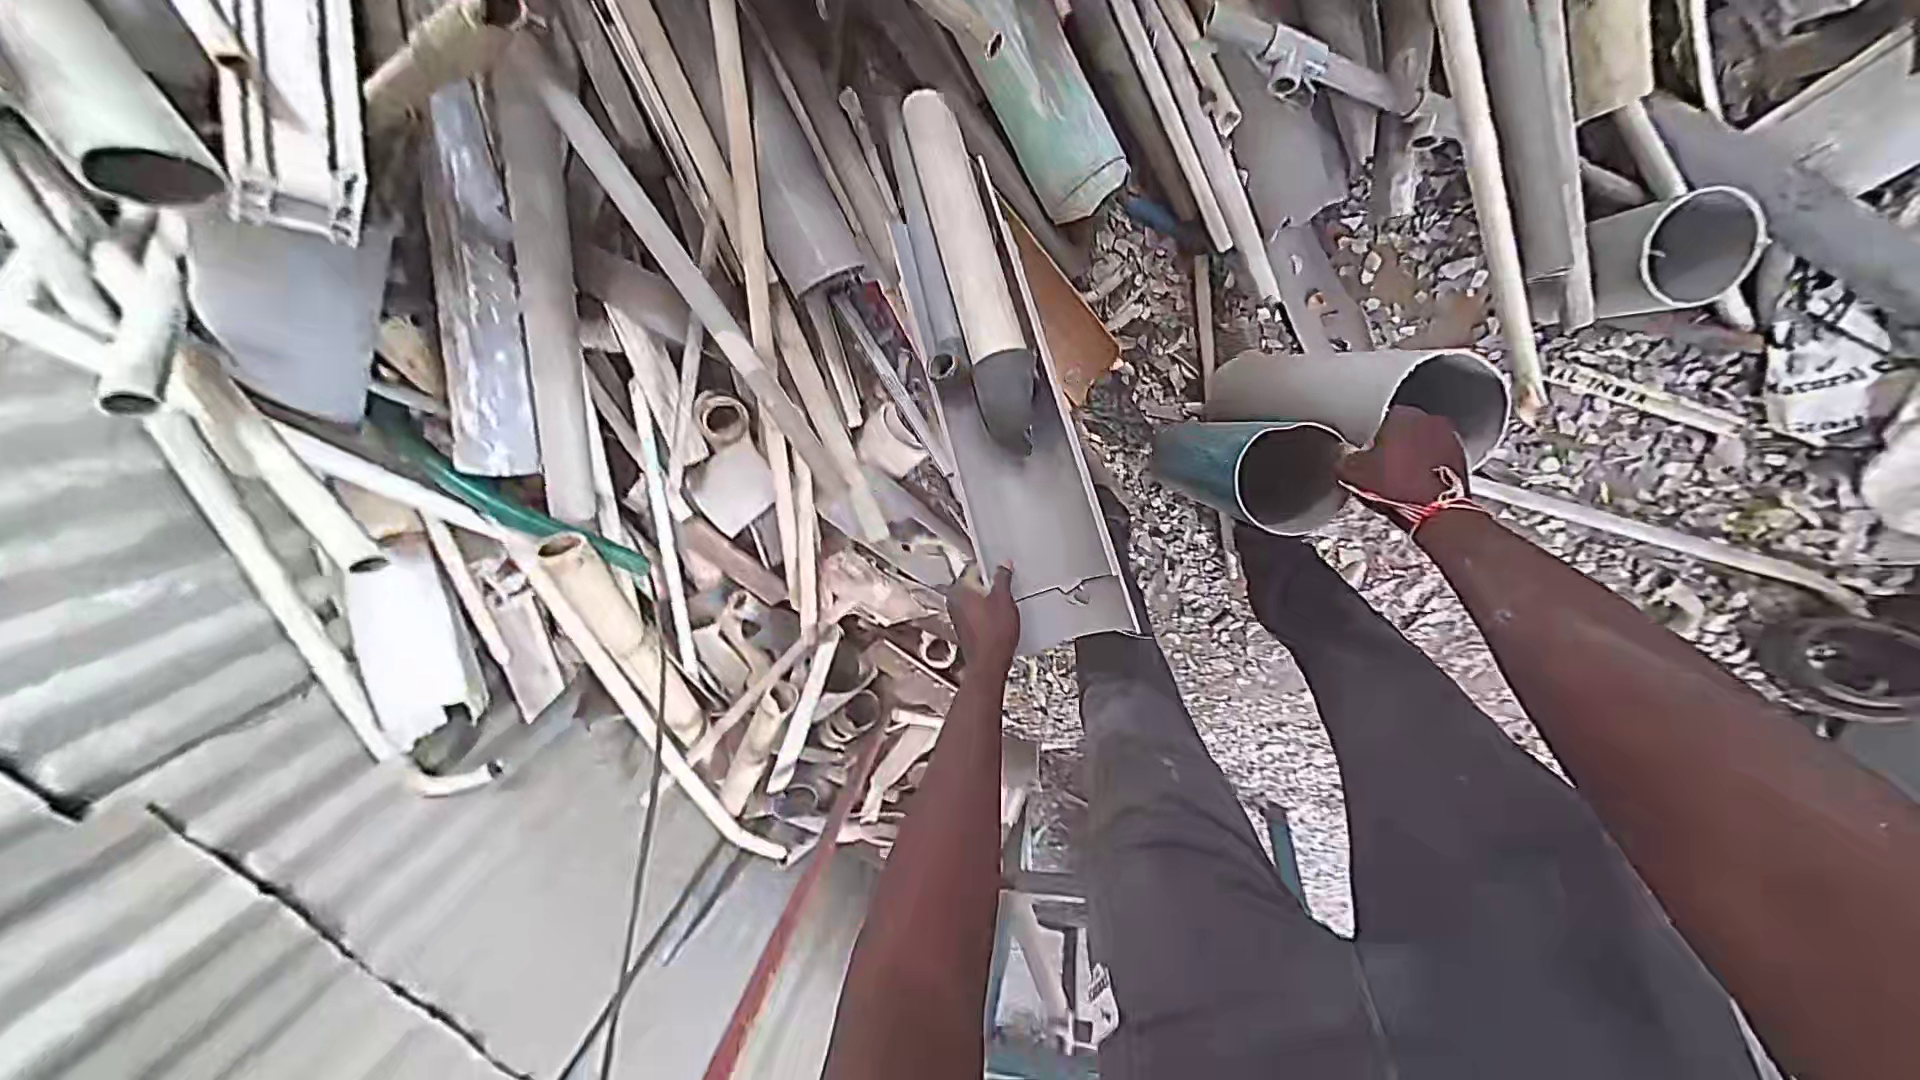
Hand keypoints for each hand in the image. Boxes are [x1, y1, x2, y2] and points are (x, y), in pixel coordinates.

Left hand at [948, 564, 1018, 672]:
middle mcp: (953, 600)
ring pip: (974, 597)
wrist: (989, 663)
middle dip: (989, 584)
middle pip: (973, 582)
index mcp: (959, 589)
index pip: (973, 567)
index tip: (1001, 569)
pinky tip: (998, 617)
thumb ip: (1003, 578)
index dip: (989, 567)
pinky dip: (985, 611)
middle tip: (1004, 588)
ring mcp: (957, 614)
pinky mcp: (963, 626)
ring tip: (1003, 605)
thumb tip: (1004, 566)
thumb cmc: (994, 635)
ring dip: (988, 598)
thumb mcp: (1005, 599)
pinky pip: (975, 611)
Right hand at [1336, 406, 1470, 511]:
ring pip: (1416, 441)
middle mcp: (1428, 420)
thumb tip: (1340, 451)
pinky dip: (1421, 466)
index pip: (1373, 416)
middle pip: (1397, 428)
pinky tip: (1409, 484)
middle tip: (1371, 466)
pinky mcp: (1460, 456)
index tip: (1354, 451)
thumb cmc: (1399, 490)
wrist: (1437, 514)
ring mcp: (1448, 438)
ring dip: (1404, 455)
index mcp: (1400, 415)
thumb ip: (1341, 454)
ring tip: (1391, 478)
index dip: (1359, 435)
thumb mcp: (1349, 472)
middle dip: (1384, 445)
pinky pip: (1432, 456)